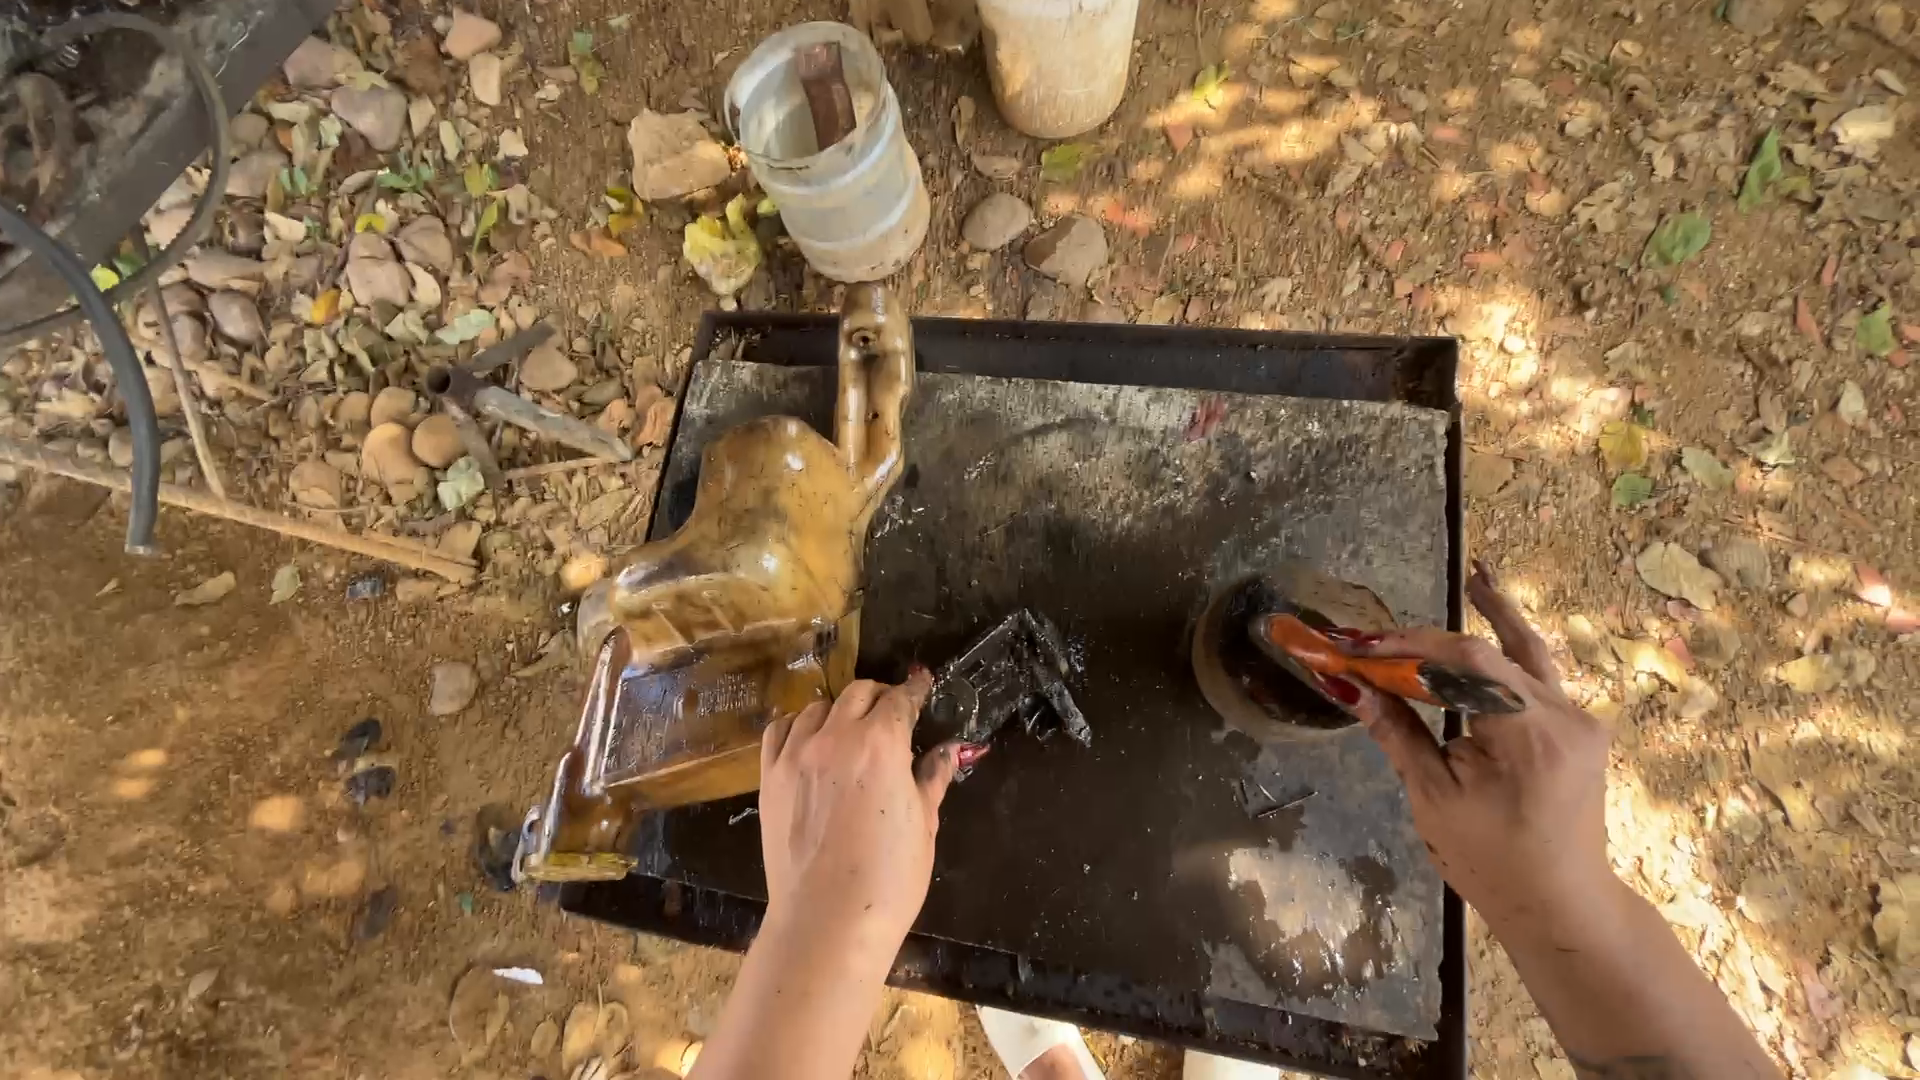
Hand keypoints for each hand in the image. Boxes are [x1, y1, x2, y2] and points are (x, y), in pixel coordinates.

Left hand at [758, 669, 957, 942]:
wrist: (827, 923)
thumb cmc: (889, 879)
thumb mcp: (924, 824)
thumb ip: (934, 776)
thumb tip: (952, 749)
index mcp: (881, 744)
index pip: (900, 699)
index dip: (915, 691)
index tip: (922, 687)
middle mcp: (836, 736)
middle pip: (858, 693)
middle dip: (880, 697)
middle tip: (891, 715)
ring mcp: (796, 754)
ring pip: (817, 707)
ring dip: (839, 711)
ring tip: (849, 731)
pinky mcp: (769, 776)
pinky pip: (780, 730)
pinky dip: (798, 726)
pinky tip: (810, 741)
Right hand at [1339, 563, 1616, 938]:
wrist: (1563, 905)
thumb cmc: (1491, 858)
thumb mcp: (1433, 795)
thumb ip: (1395, 731)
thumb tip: (1346, 686)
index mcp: (1530, 733)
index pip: (1464, 663)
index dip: (1406, 646)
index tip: (1355, 646)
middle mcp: (1564, 716)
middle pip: (1491, 651)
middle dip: (1425, 640)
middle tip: (1374, 632)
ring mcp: (1576, 720)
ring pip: (1528, 652)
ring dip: (1496, 615)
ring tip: (1476, 576)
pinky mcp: (1572, 728)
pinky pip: (1534, 675)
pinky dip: (1507, 646)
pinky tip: (1492, 622)